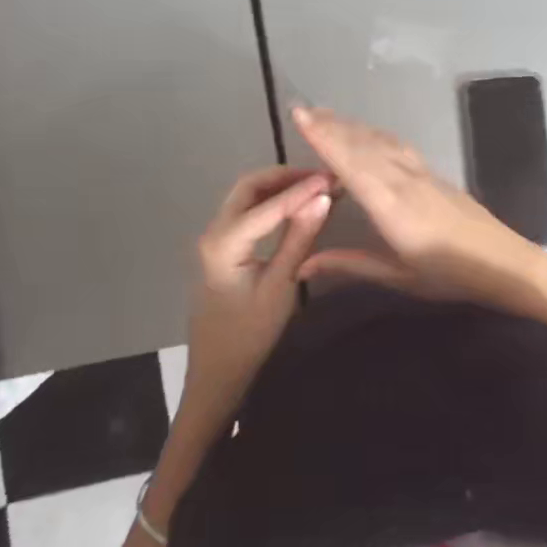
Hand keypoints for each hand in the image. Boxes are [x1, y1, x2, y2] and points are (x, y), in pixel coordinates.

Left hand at [183, 166, 333, 427]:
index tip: (334, 177)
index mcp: (224, 242)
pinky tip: (297, 207)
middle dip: (286, 177)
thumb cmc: (251, 334)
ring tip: (316, 187)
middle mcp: (213, 231)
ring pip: (246, 197)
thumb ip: (300, 239)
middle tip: (324, 177)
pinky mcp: (222, 247)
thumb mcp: (281, 286)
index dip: (302, 189)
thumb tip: (323, 198)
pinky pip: (246, 213)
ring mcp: (214, 238)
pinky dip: (271, 203)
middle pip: (249, 187)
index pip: (267, 204)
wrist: (218, 369)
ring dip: (279, 187)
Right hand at [291, 106, 546, 323]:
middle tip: (302, 111)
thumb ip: (350, 265)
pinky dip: (375, 135)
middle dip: (331, 126)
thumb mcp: (397, 276)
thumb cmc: (449, 276)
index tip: (300, 117)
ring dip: (351, 126)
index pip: (351, 164)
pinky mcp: (433, 174)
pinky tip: (367, 134)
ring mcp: (421, 173)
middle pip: (363, 145)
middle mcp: (404, 180)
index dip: (325, 139)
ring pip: (381, 141)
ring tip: (326, 116)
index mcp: (392, 205)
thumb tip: (302, 266)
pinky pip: (397, 146)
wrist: (504, 264)